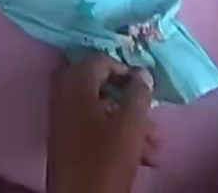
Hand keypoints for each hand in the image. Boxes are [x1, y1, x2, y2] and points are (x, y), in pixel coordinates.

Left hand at [47, 54, 156, 192]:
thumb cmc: (103, 158)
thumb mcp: (129, 125)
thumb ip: (138, 95)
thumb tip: (143, 73)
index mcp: (73, 78)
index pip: (101, 59)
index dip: (127, 71)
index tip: (149, 88)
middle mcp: (63, 87)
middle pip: (101, 84)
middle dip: (131, 103)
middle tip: (155, 122)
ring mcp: (62, 110)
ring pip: (101, 108)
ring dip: (129, 124)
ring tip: (155, 147)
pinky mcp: (66, 133)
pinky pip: (93, 123)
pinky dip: (116, 134)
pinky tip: (144, 158)